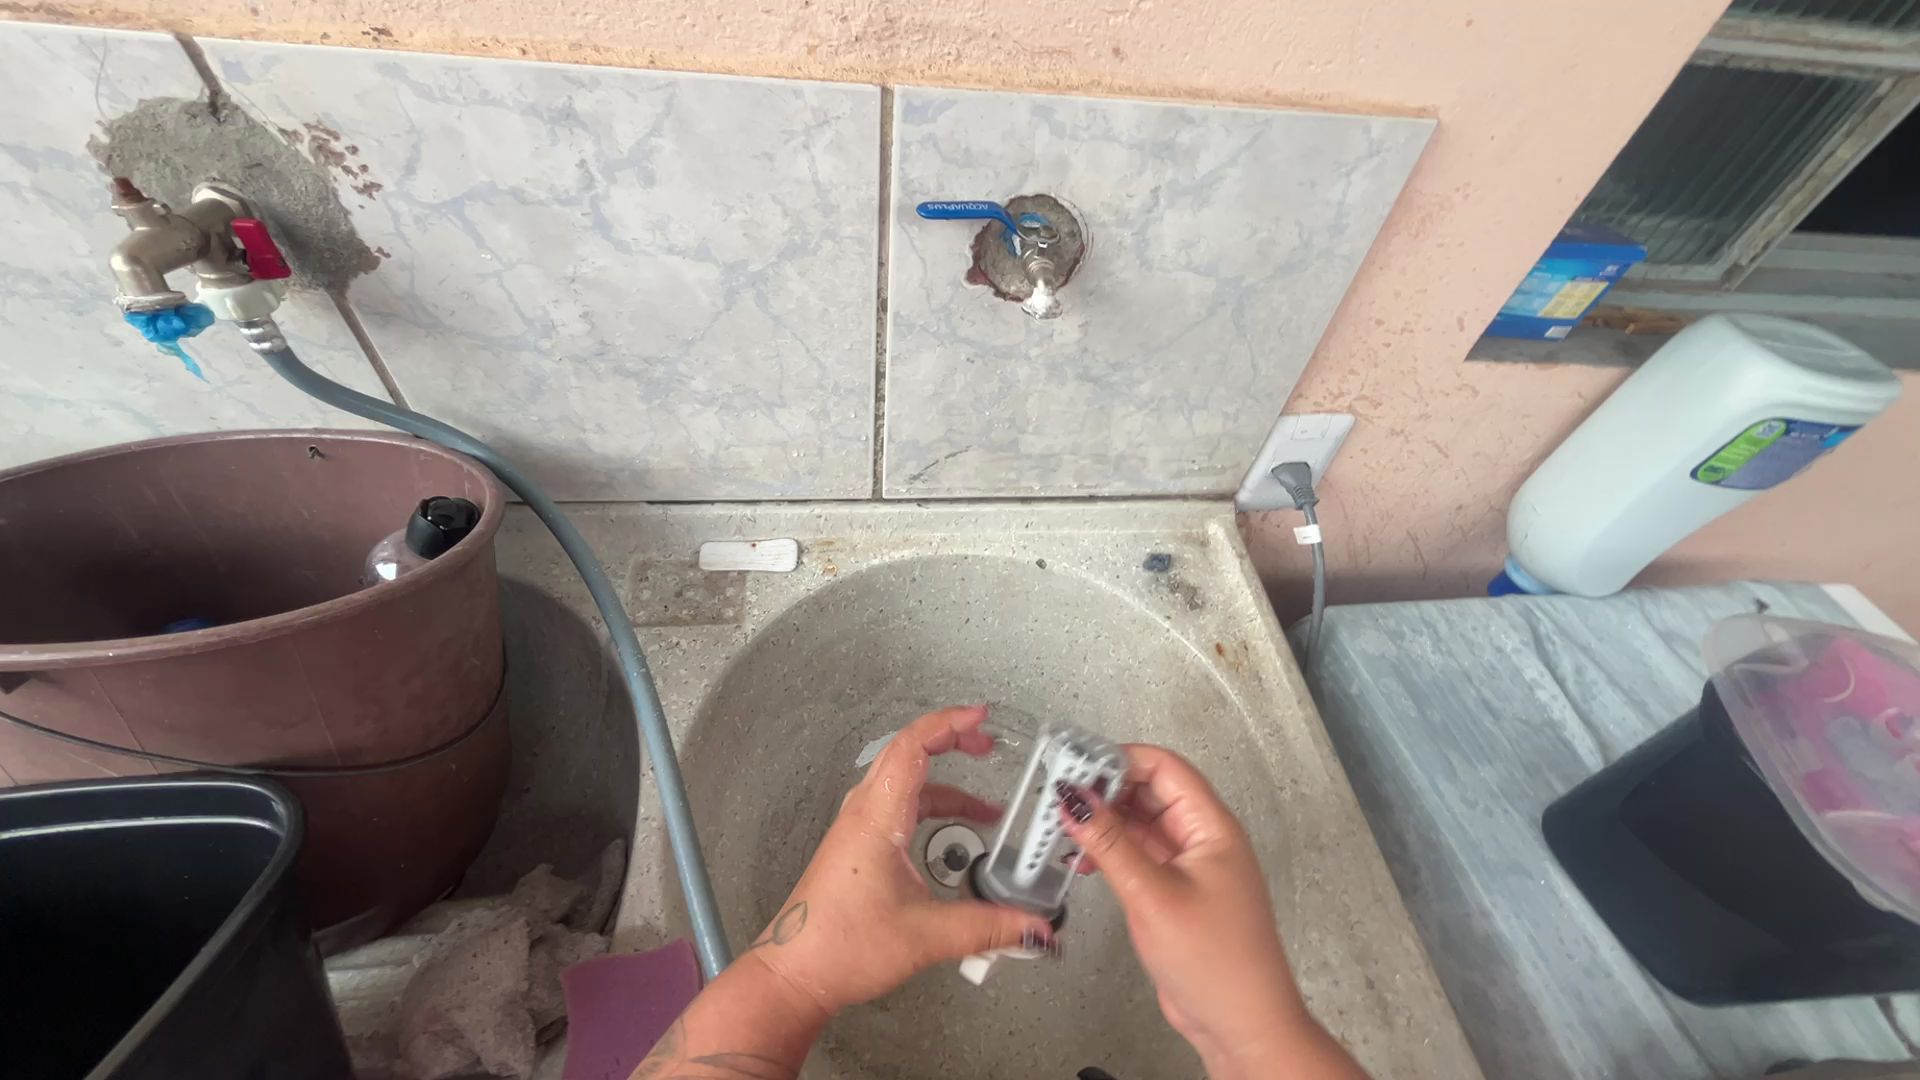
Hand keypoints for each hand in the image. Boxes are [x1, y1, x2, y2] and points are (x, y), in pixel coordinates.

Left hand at [748, 706, 1057, 1016]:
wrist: (793, 975)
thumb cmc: (840, 947)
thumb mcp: (924, 936)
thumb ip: (987, 928)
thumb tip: (1035, 928)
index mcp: (877, 817)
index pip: (911, 746)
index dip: (947, 724)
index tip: (980, 717)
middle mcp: (865, 811)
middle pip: (909, 751)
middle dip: (951, 739)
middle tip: (988, 742)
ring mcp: (861, 825)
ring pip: (907, 781)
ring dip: (948, 783)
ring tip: (989, 806)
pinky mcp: (861, 842)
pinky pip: (902, 806)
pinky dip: (934, 807)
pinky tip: (957, 834)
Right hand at [1061, 745, 1367, 1079]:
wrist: (1243, 1029)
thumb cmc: (1212, 961)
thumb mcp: (1153, 895)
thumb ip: (1110, 843)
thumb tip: (1072, 797)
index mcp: (1210, 825)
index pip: (1164, 767)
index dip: (1120, 759)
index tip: (1076, 767)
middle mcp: (1200, 836)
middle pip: (1148, 790)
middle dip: (1104, 788)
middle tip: (1059, 796)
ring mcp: (1186, 863)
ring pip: (1139, 821)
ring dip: (1102, 820)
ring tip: (1061, 826)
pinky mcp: (1172, 888)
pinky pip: (1136, 851)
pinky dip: (1108, 849)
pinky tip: (1080, 859)